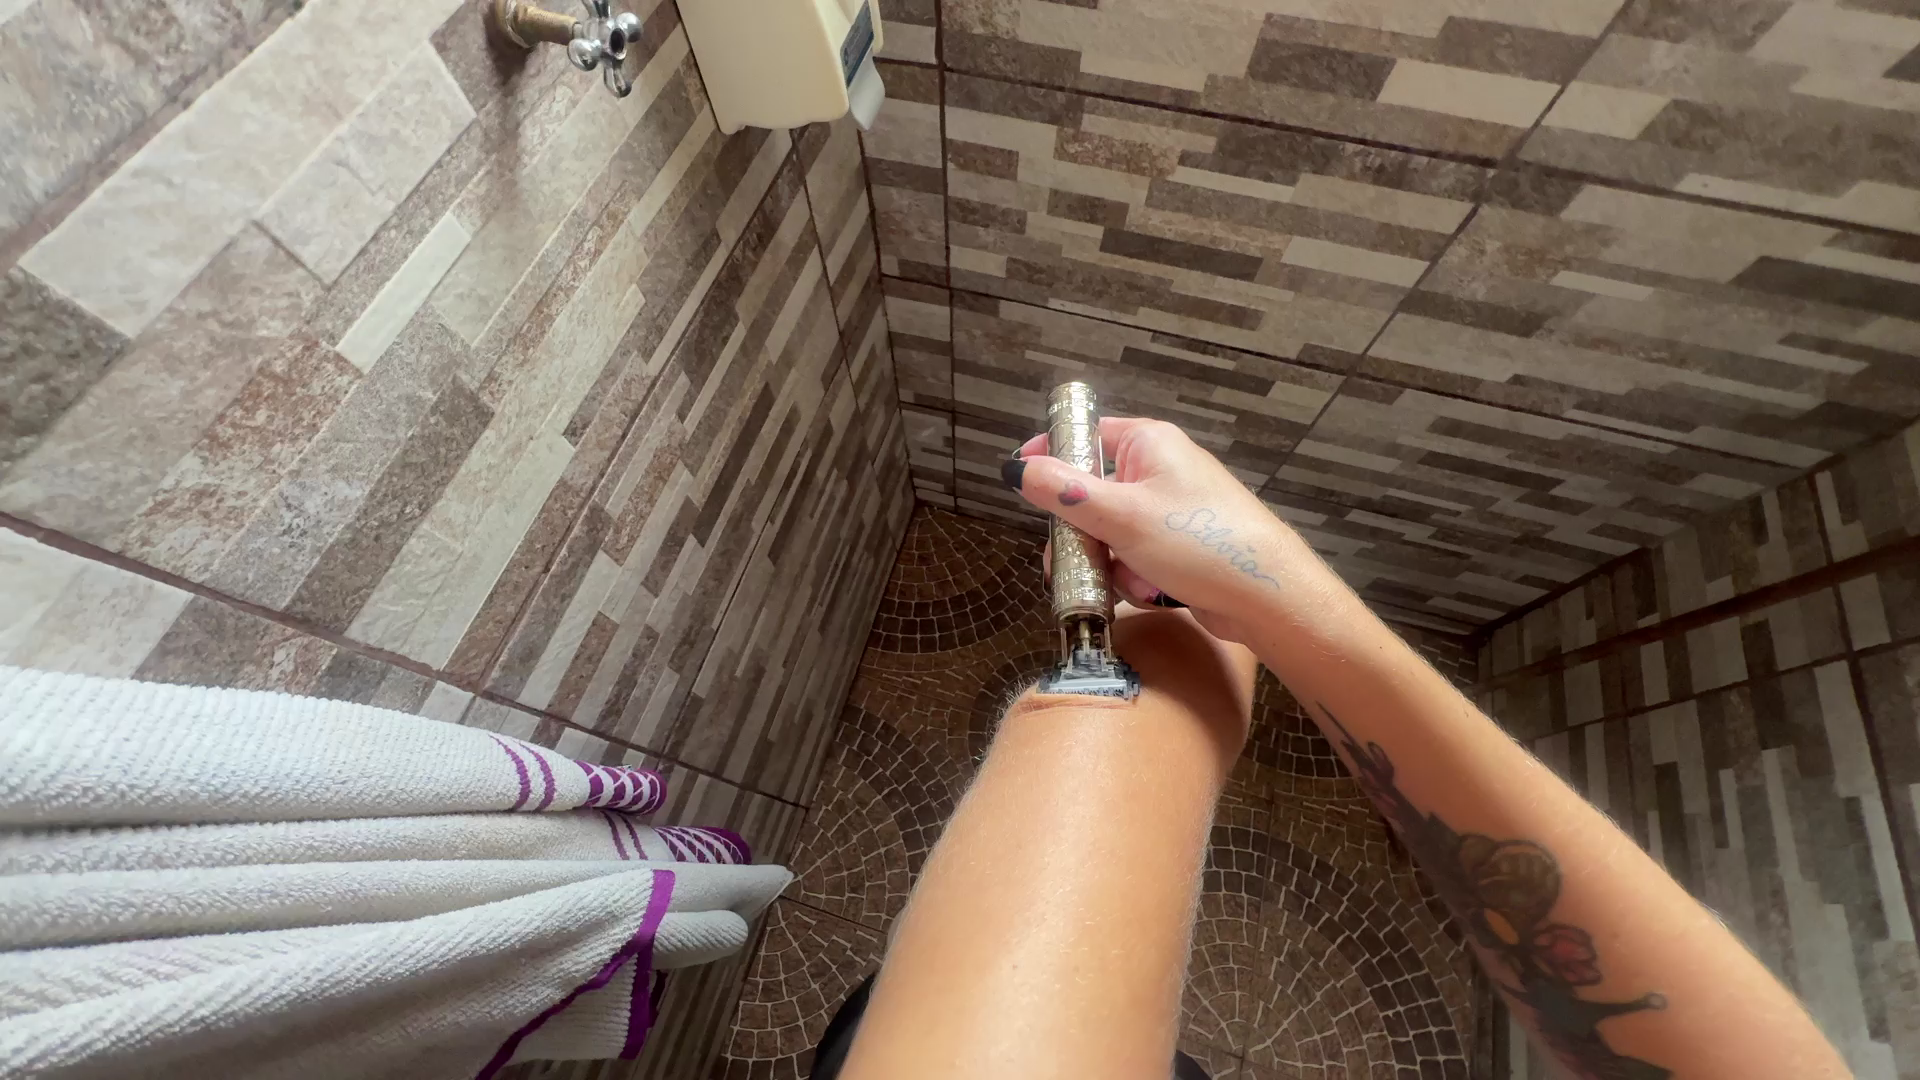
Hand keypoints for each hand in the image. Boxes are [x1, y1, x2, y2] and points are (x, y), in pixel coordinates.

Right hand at [1004, 418, 1341, 645]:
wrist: (1267, 597)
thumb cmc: (1196, 541)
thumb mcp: (1120, 515)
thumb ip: (1063, 492)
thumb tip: (1013, 469)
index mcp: (1148, 444)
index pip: (1086, 435)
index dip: (1051, 455)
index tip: (1021, 481)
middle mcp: (1158, 470)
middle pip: (1092, 492)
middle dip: (1078, 530)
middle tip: (1065, 558)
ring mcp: (1170, 510)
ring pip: (1108, 530)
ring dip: (1105, 559)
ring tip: (1119, 582)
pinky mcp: (1178, 546)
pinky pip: (1132, 554)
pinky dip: (1131, 574)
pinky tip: (1146, 591)